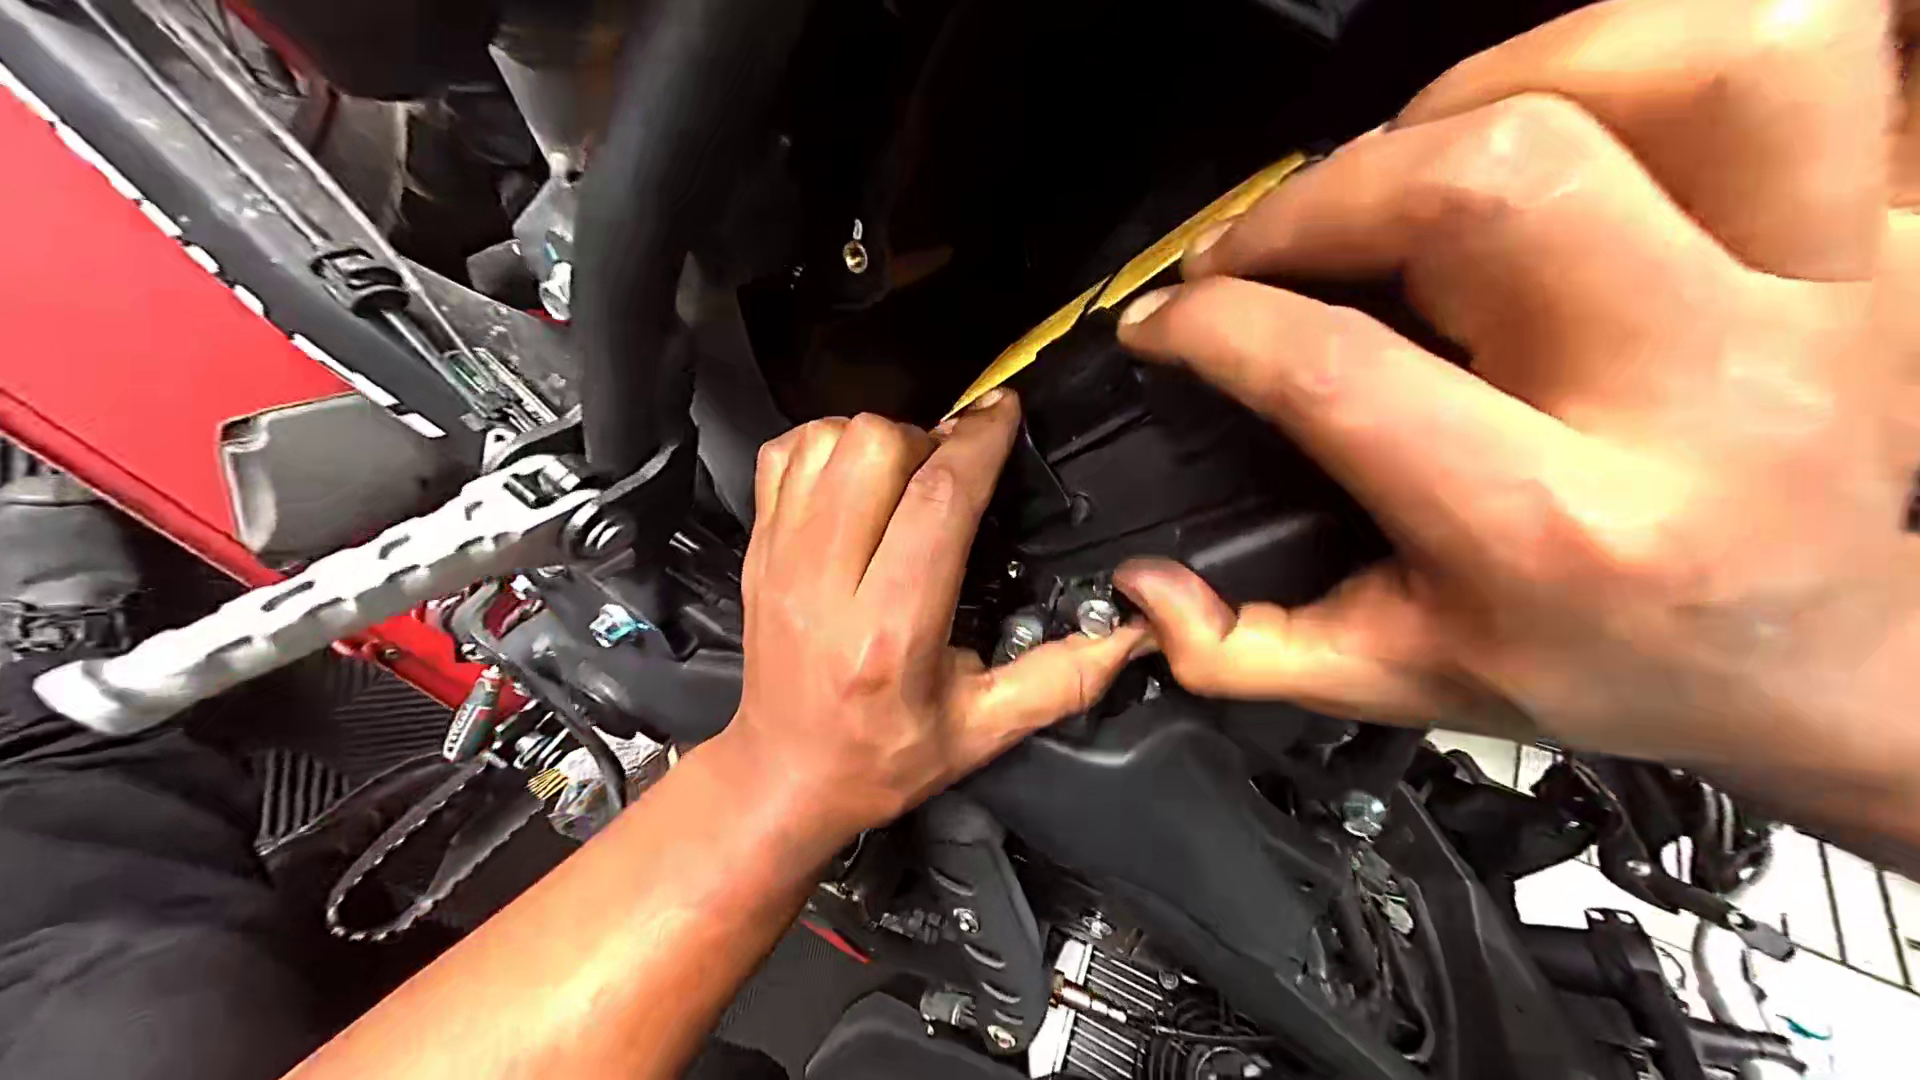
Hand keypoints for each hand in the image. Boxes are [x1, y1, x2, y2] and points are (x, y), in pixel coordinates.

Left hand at [706, 390, 1146, 848]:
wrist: (785, 775)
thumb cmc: (883, 758)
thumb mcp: (984, 730)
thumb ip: (1063, 677)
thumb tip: (1132, 632)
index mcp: (891, 630)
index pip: (938, 501)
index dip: (979, 443)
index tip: (1005, 412)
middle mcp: (824, 583)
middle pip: (875, 449)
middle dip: (929, 439)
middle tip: (951, 472)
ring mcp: (780, 559)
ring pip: (827, 440)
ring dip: (878, 441)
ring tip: (903, 478)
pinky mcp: (756, 548)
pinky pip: (782, 454)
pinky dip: (824, 446)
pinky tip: (852, 480)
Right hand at [1110, 0, 1919, 819]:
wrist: (1817, 672)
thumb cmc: (1588, 676)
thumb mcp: (1382, 683)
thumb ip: (1238, 652)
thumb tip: (1140, 587)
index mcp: (1544, 526)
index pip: (1336, 368)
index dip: (1215, 326)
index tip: (1161, 325)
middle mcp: (1692, 394)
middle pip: (1487, 183)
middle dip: (1314, 202)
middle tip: (1245, 252)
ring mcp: (1827, 291)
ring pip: (1676, 64)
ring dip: (1479, 92)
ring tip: (1390, 170)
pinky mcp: (1890, 234)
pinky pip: (1819, 46)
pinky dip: (1648, 45)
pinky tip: (1541, 119)